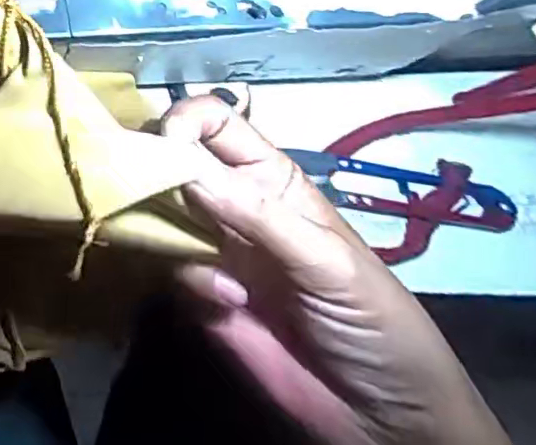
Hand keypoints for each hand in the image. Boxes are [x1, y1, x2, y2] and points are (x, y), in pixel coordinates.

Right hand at [161, 97, 508, 444]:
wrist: (385, 422)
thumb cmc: (375, 320)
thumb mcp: (328, 261)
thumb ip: (258, 214)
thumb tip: (185, 166)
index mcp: (266, 177)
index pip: (215, 123)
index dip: (186, 120)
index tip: (166, 142)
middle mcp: (229, 202)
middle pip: (174, 160)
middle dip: (156, 168)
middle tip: (149, 189)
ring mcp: (211, 247)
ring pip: (159, 210)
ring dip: (165, 226)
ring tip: (200, 257)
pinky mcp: (198, 293)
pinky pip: (168, 268)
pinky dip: (189, 279)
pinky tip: (231, 303)